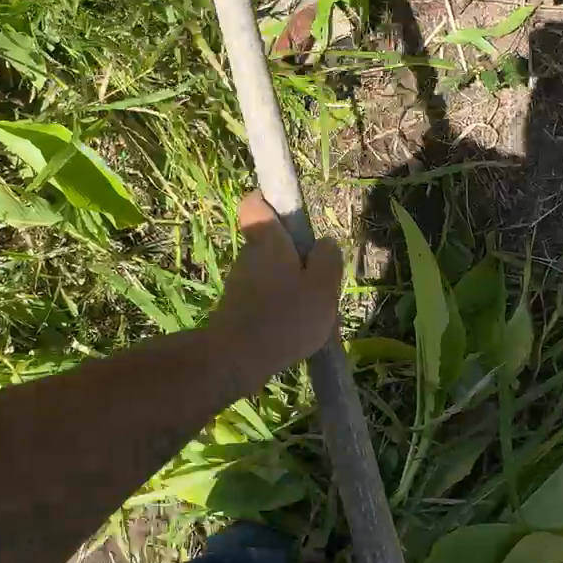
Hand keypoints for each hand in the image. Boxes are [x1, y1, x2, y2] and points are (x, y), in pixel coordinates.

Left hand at [203, 191, 343, 377]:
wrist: (237, 360)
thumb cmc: (284, 317)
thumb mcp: (322, 287)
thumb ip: (327, 260)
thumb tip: (324, 243)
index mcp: (268, 241)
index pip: (255, 204)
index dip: (268, 202)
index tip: (288, 215)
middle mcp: (249, 256)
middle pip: (270, 244)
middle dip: (293, 258)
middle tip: (318, 282)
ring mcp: (239, 283)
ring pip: (269, 274)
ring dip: (288, 287)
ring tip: (311, 314)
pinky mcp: (235, 309)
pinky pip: (262, 299)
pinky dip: (277, 309)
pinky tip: (294, 332)